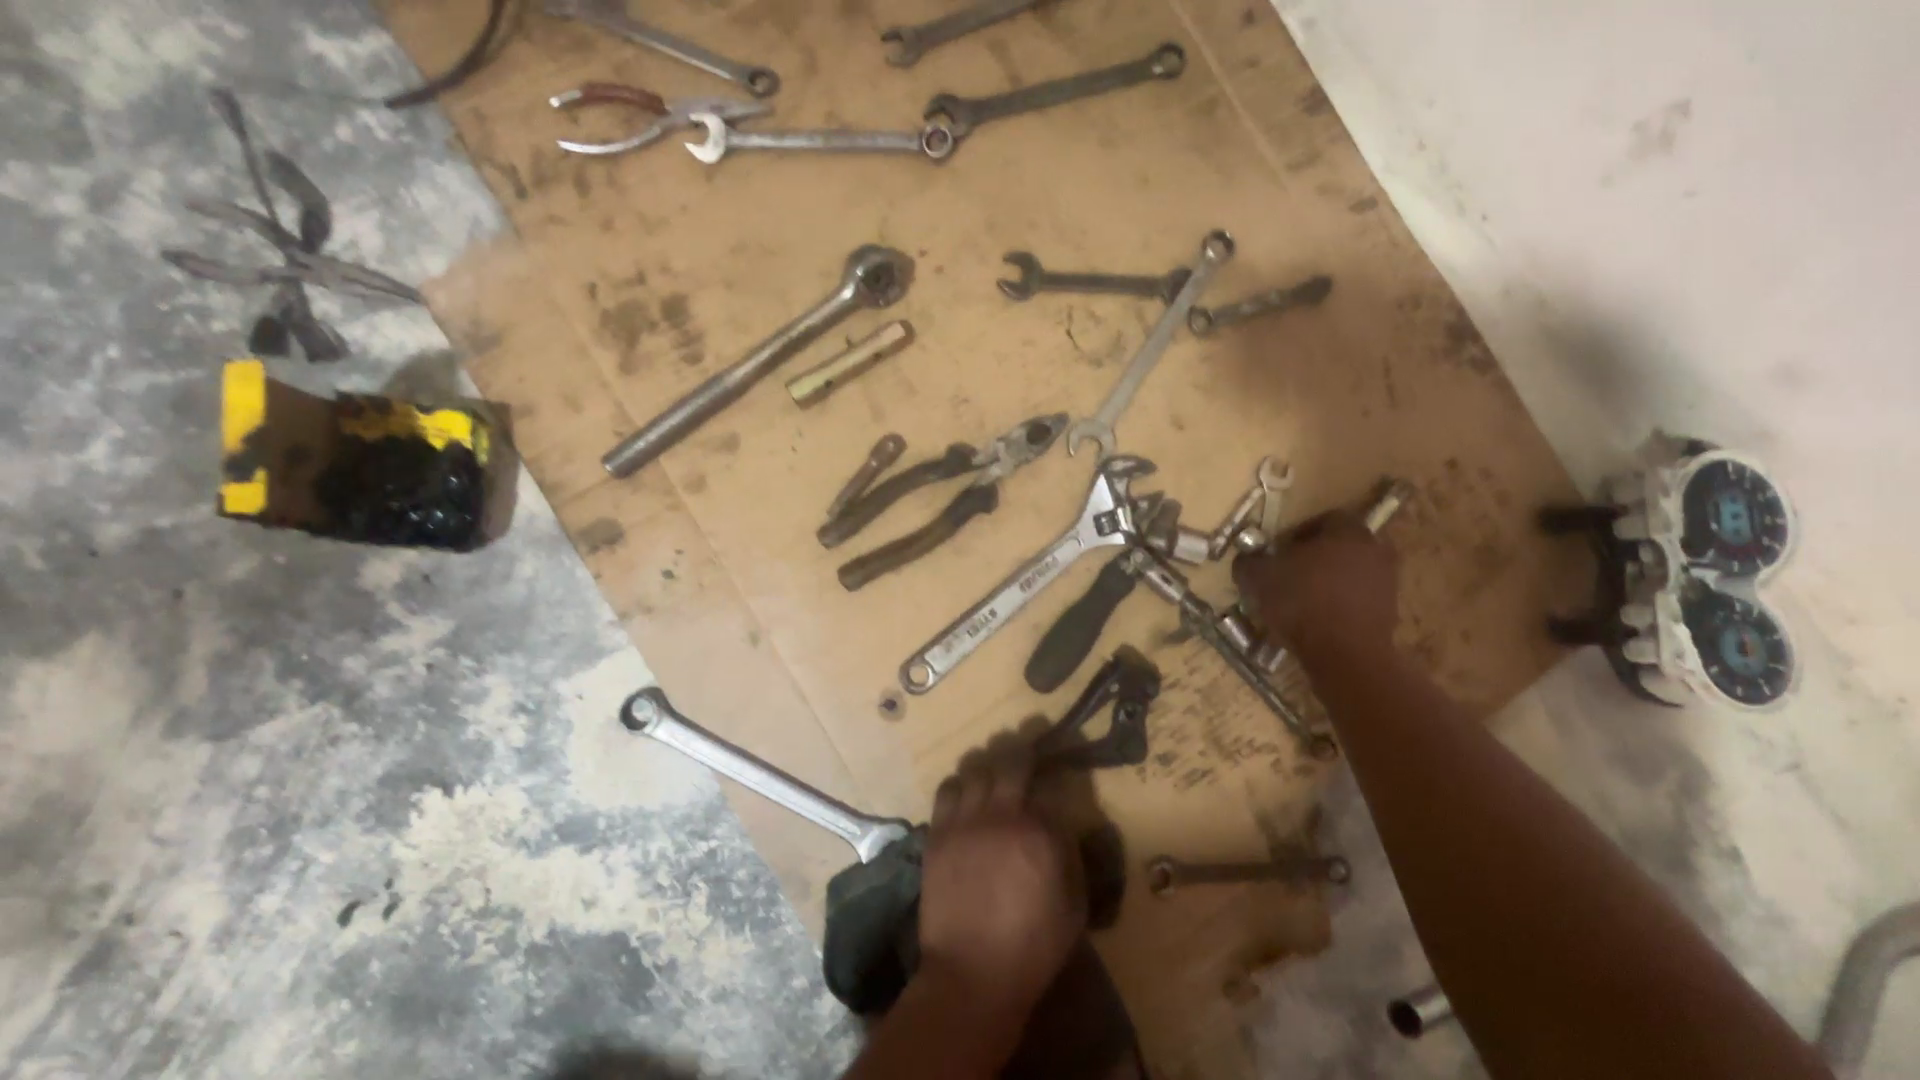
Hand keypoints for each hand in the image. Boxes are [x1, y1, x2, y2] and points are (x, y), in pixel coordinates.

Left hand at [920, 737, 1085, 1022]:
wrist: (972, 972)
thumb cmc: (1034, 945)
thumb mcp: (1074, 902)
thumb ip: (1069, 852)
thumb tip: (1060, 822)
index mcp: (1041, 830)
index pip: (1050, 779)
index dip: (1056, 767)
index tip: (1058, 765)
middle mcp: (1002, 814)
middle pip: (1011, 760)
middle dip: (1022, 749)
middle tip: (1027, 749)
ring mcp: (964, 821)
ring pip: (973, 768)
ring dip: (987, 765)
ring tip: (992, 772)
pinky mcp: (937, 834)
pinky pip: (946, 791)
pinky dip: (959, 786)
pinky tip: (965, 796)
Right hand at [1234, 510, 1398, 664]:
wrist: (1344, 655)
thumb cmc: (1301, 603)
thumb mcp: (1258, 578)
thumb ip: (1249, 562)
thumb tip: (1247, 559)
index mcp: (1348, 531)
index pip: (1324, 519)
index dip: (1298, 533)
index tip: (1279, 552)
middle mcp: (1374, 550)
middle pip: (1340, 547)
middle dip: (1315, 559)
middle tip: (1288, 575)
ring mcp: (1386, 583)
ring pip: (1350, 575)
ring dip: (1328, 584)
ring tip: (1300, 603)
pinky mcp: (1389, 613)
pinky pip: (1357, 601)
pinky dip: (1339, 607)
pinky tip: (1316, 623)